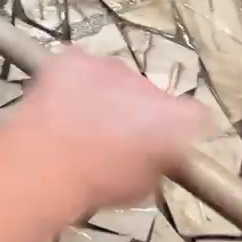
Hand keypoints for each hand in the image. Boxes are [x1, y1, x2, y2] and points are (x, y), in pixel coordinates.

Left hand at [7, 49, 206, 210]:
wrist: (48, 158)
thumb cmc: (102, 180)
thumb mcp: (147, 183)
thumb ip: (160, 157)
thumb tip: (154, 150)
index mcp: (177, 119)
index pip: (194, 114)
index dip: (180, 126)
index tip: (165, 138)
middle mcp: (147, 85)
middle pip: (149, 92)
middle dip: (137, 107)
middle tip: (116, 129)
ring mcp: (107, 66)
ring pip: (114, 76)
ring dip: (105, 89)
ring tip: (83, 113)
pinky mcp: (72, 58)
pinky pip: (79, 64)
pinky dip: (74, 76)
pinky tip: (63, 96)